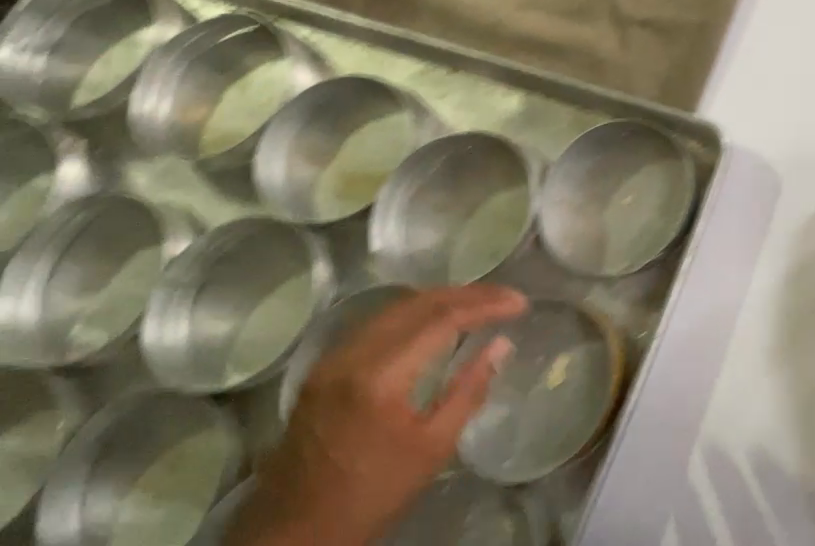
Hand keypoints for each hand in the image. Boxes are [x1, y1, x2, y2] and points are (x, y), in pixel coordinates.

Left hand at [228, 285, 527, 545]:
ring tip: (477, 304)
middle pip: (416, 304)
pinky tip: (433, 322)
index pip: (441, 319)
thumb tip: (501, 344)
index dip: (486, 304)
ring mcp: (330, 362)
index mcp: (378, 377)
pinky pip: (375, 325)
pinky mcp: (322, 372)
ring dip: (439, 300)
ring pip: (393, 309)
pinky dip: (412, 314)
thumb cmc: (371, 494)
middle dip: (466, 294)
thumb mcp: (433, 447)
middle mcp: (350, 357)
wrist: (294, 534)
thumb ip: (470, 390)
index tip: (520, 304)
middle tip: (504, 297)